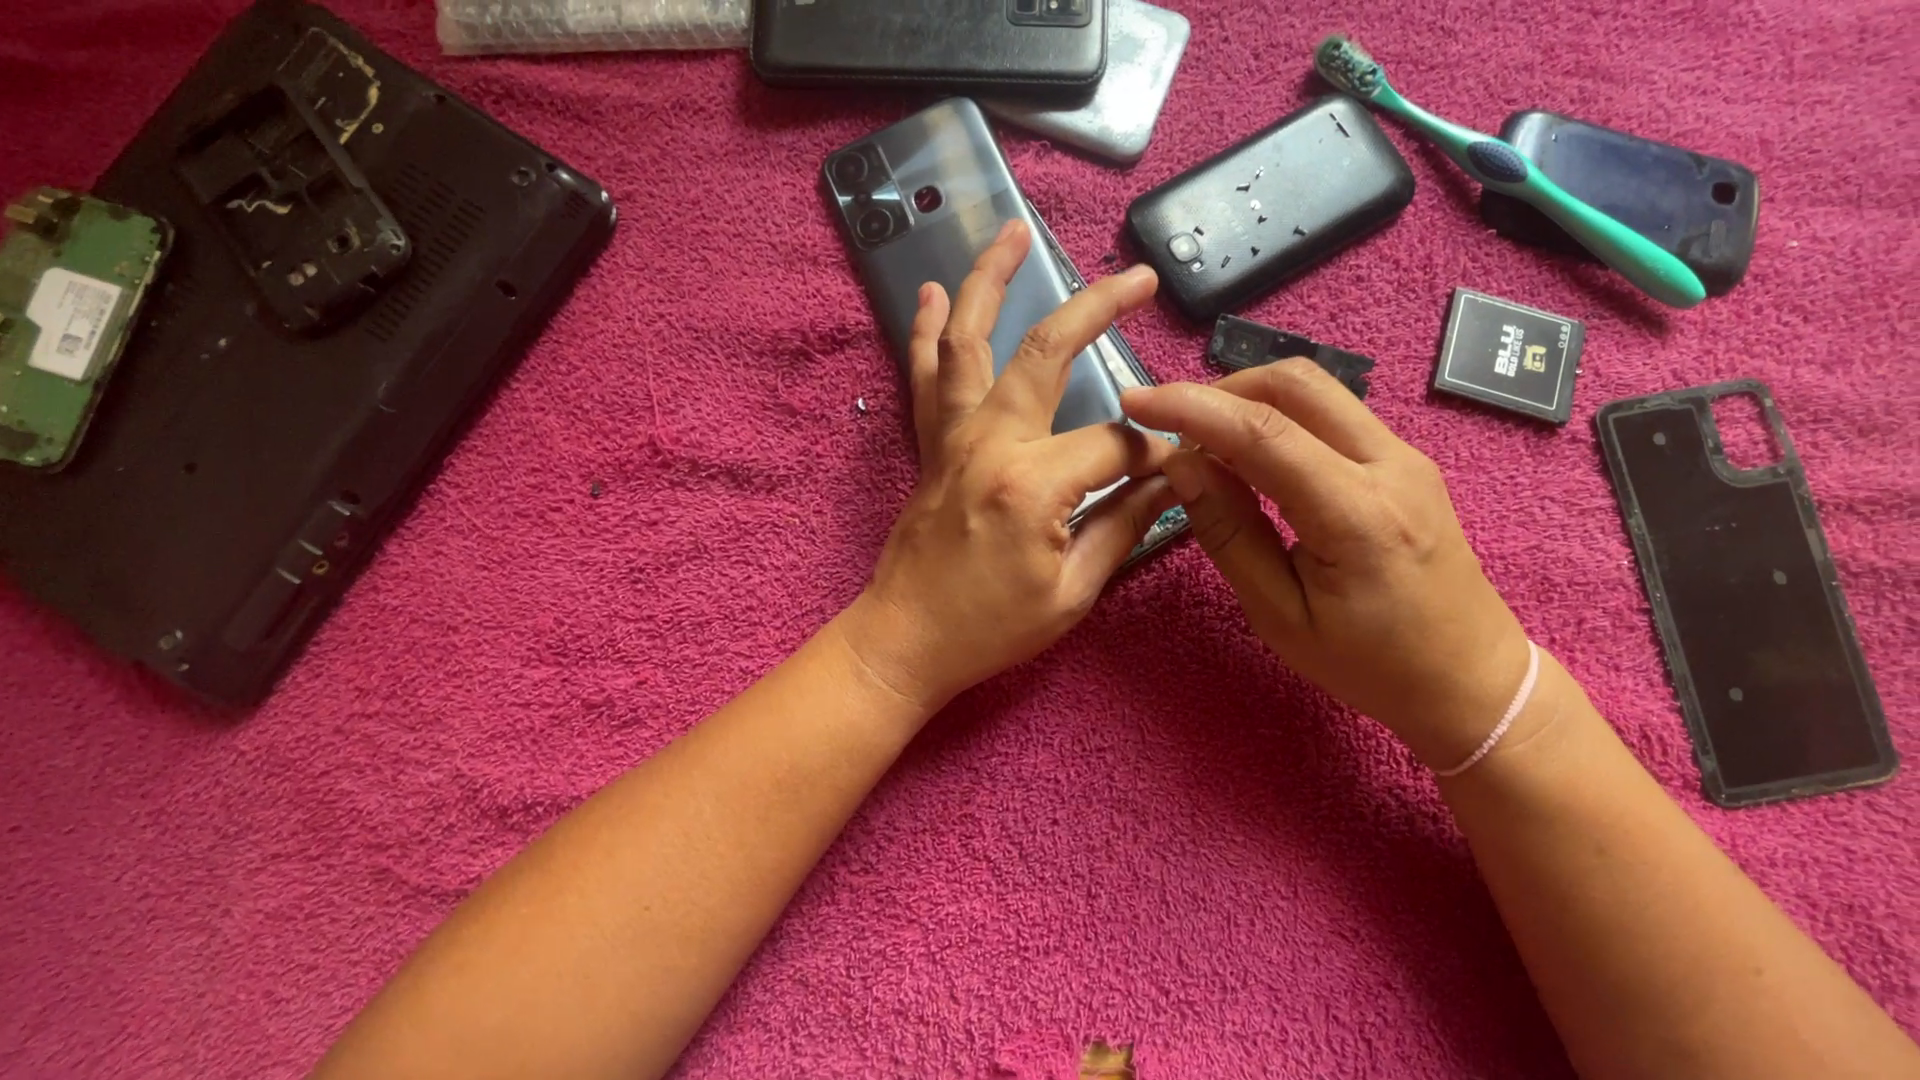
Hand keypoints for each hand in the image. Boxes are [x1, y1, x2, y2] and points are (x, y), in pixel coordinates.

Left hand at [841, 221, 1176, 711]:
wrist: (905, 640)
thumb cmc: (989, 629)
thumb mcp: (1073, 592)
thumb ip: (1122, 525)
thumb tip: (1171, 479)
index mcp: (1032, 484)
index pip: (1115, 443)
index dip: (1153, 454)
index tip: (1175, 468)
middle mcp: (989, 443)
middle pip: (1046, 351)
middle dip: (1098, 307)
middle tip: (1137, 276)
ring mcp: (952, 438)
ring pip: (968, 341)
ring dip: (988, 280)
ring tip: (1011, 231)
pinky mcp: (931, 446)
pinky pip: (928, 376)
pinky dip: (930, 331)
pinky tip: (935, 293)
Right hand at [1121, 359, 1533, 768]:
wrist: (1470, 679)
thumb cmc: (1370, 665)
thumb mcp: (1281, 616)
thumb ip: (1230, 534)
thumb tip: (1183, 465)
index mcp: (1358, 515)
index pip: (1263, 433)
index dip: (1191, 408)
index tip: (1134, 401)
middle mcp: (1391, 466)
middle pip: (1295, 384)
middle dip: (1221, 389)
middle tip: (1172, 425)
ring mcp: (1405, 456)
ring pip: (1317, 390)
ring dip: (1250, 398)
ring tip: (1204, 441)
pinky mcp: (1405, 460)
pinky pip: (1333, 412)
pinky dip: (1279, 416)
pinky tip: (1251, 454)